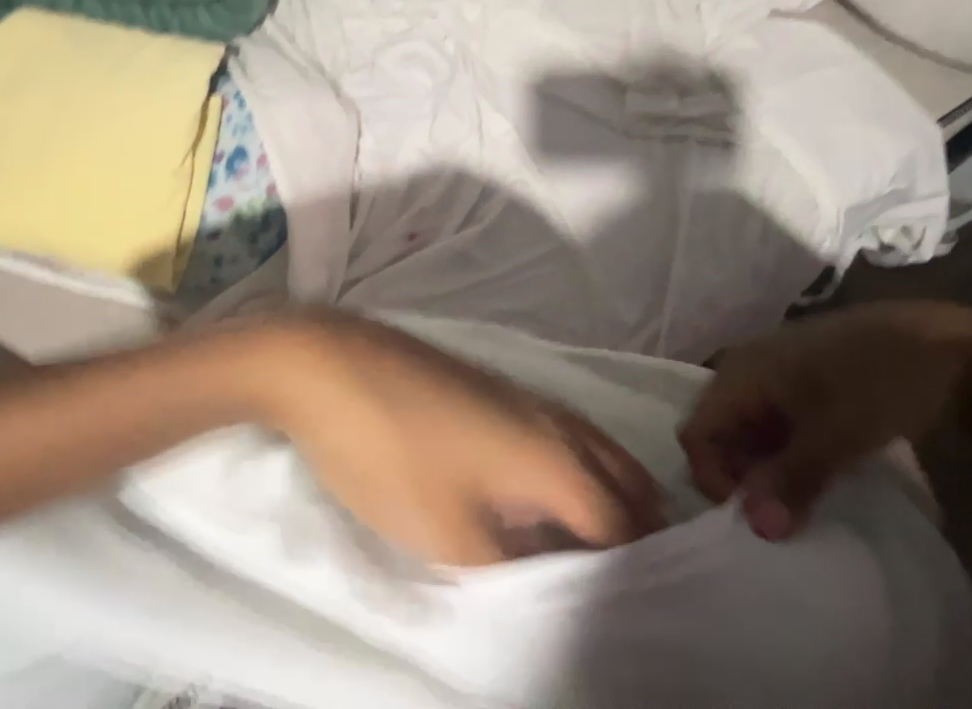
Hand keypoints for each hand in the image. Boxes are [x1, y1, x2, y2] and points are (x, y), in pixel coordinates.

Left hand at [263, 309, 666, 566]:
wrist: (332, 366)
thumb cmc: (391, 454)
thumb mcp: (447, 535)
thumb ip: (511, 568)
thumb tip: (552, 577)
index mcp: (557, 459)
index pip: (624, 523)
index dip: (635, 567)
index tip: (635, 605)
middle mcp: (557, 422)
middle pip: (625, 478)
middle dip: (639, 526)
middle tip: (627, 576)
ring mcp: (526, 398)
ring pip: (595, 450)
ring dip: (609, 493)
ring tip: (593, 542)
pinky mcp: (496, 388)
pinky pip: (563, 435)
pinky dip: (576, 469)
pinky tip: (542, 494)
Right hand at [678, 302, 971, 539]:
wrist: (943, 340)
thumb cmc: (880, 380)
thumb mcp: (838, 436)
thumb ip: (791, 480)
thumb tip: (757, 528)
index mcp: (740, 373)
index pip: (696, 434)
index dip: (714, 478)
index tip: (758, 513)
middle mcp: (742, 368)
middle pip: (717, 433)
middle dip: (742, 477)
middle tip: (784, 510)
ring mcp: (770, 372)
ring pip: (745, 430)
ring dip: (766, 468)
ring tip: (804, 494)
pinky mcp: (796, 380)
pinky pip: (770, 422)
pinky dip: (784, 451)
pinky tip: (818, 468)